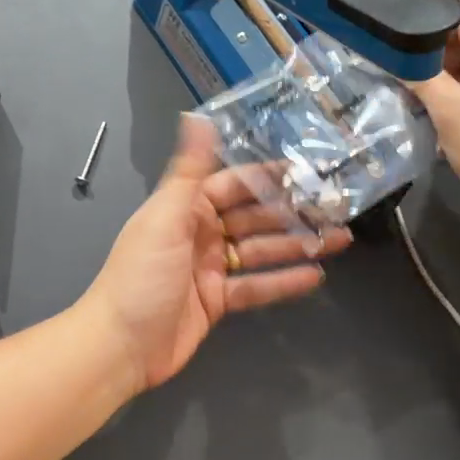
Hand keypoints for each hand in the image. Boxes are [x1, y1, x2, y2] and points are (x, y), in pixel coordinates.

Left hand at [77, 115, 348, 391]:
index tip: (306, 169)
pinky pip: (256, 286)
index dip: (268, 177)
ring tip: (339, 239)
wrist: (120, 344)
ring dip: (297, 245)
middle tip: (335, 207)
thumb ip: (189, 169)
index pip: (234, 184)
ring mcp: (209, 268)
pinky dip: (283, 281)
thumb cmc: (141, 274)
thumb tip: (196, 115)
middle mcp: (199, 232)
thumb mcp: (166, 216)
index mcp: (185, 207)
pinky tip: (315, 276)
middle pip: (253, 217)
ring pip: (260, 251)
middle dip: (292, 212)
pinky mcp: (217, 301)